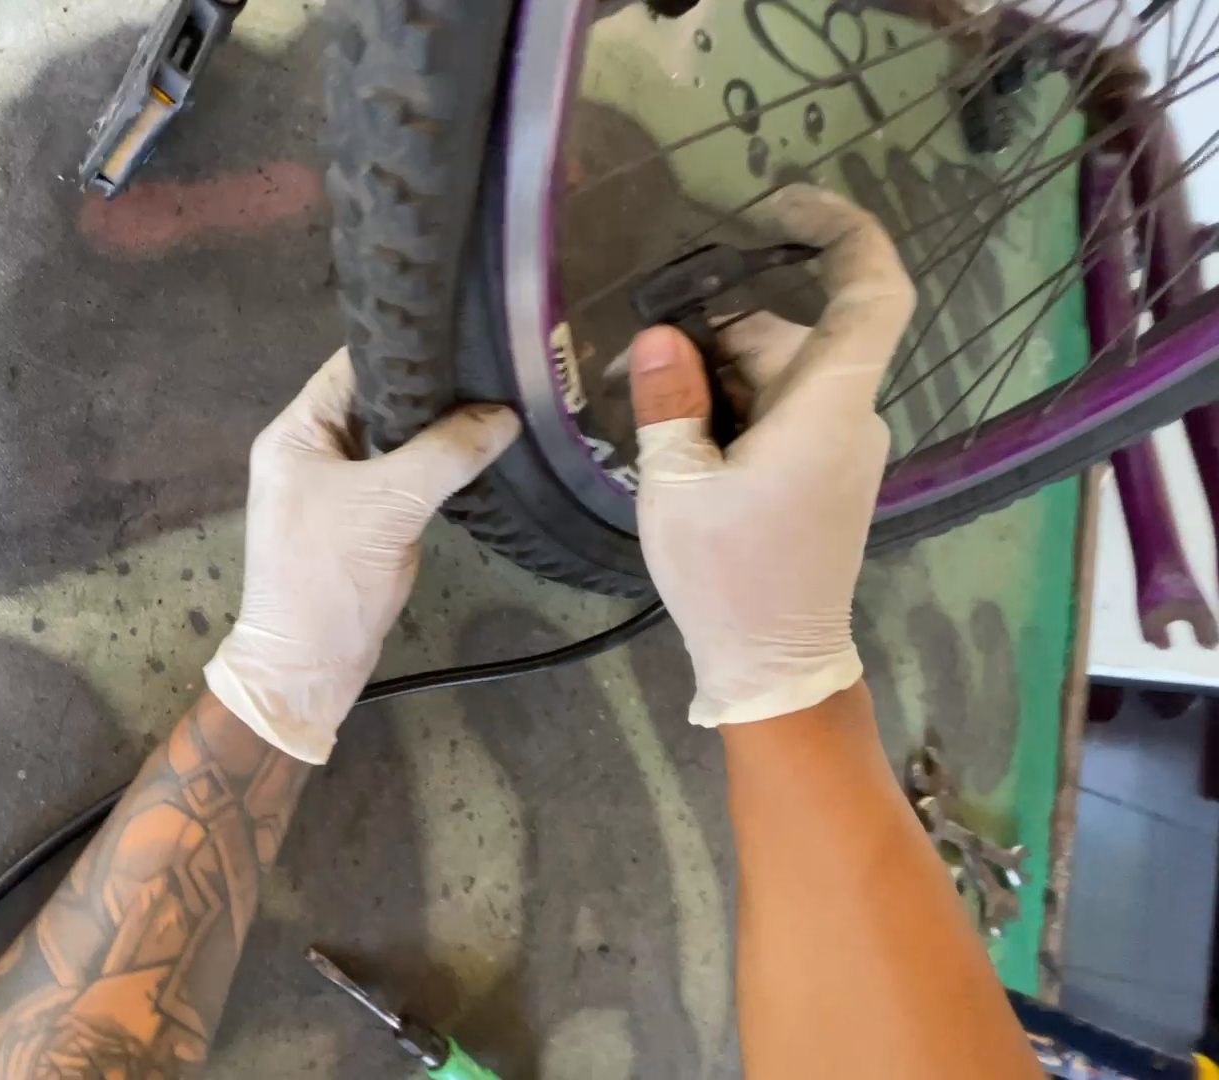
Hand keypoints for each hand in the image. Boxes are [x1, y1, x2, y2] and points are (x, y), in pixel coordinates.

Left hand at [205, 350, 521, 762]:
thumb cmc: (330, 575)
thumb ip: (446, 452)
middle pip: (373, 400)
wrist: (309, 663)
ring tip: (495, 395)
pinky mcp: (361, 516)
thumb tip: (507, 413)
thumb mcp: (388, 504)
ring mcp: (336, 484)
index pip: (350, 367)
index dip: (403, 347)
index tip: (462, 329)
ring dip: (434, 426)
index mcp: (296, 432)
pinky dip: (432, 462)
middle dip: (428, 386)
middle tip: (492, 362)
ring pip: (390, 438)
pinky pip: (400, 474)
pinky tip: (475, 445)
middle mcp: (312, 449)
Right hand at [629, 184, 915, 727]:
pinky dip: (726, 412)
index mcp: (824, 410)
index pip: (869, 296)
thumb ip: (670, 402)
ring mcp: (834, 451)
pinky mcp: (816, 478)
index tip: (781, 208)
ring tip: (641, 411)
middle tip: (631, 364)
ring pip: (774, 383)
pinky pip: (775, 418)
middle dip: (711, 339)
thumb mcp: (676, 483)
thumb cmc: (724, 569)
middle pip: (788, 342)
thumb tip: (658, 336)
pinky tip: (675, 439)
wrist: (768, 655)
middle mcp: (845, 419)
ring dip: (710, 382)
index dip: (842, 235)